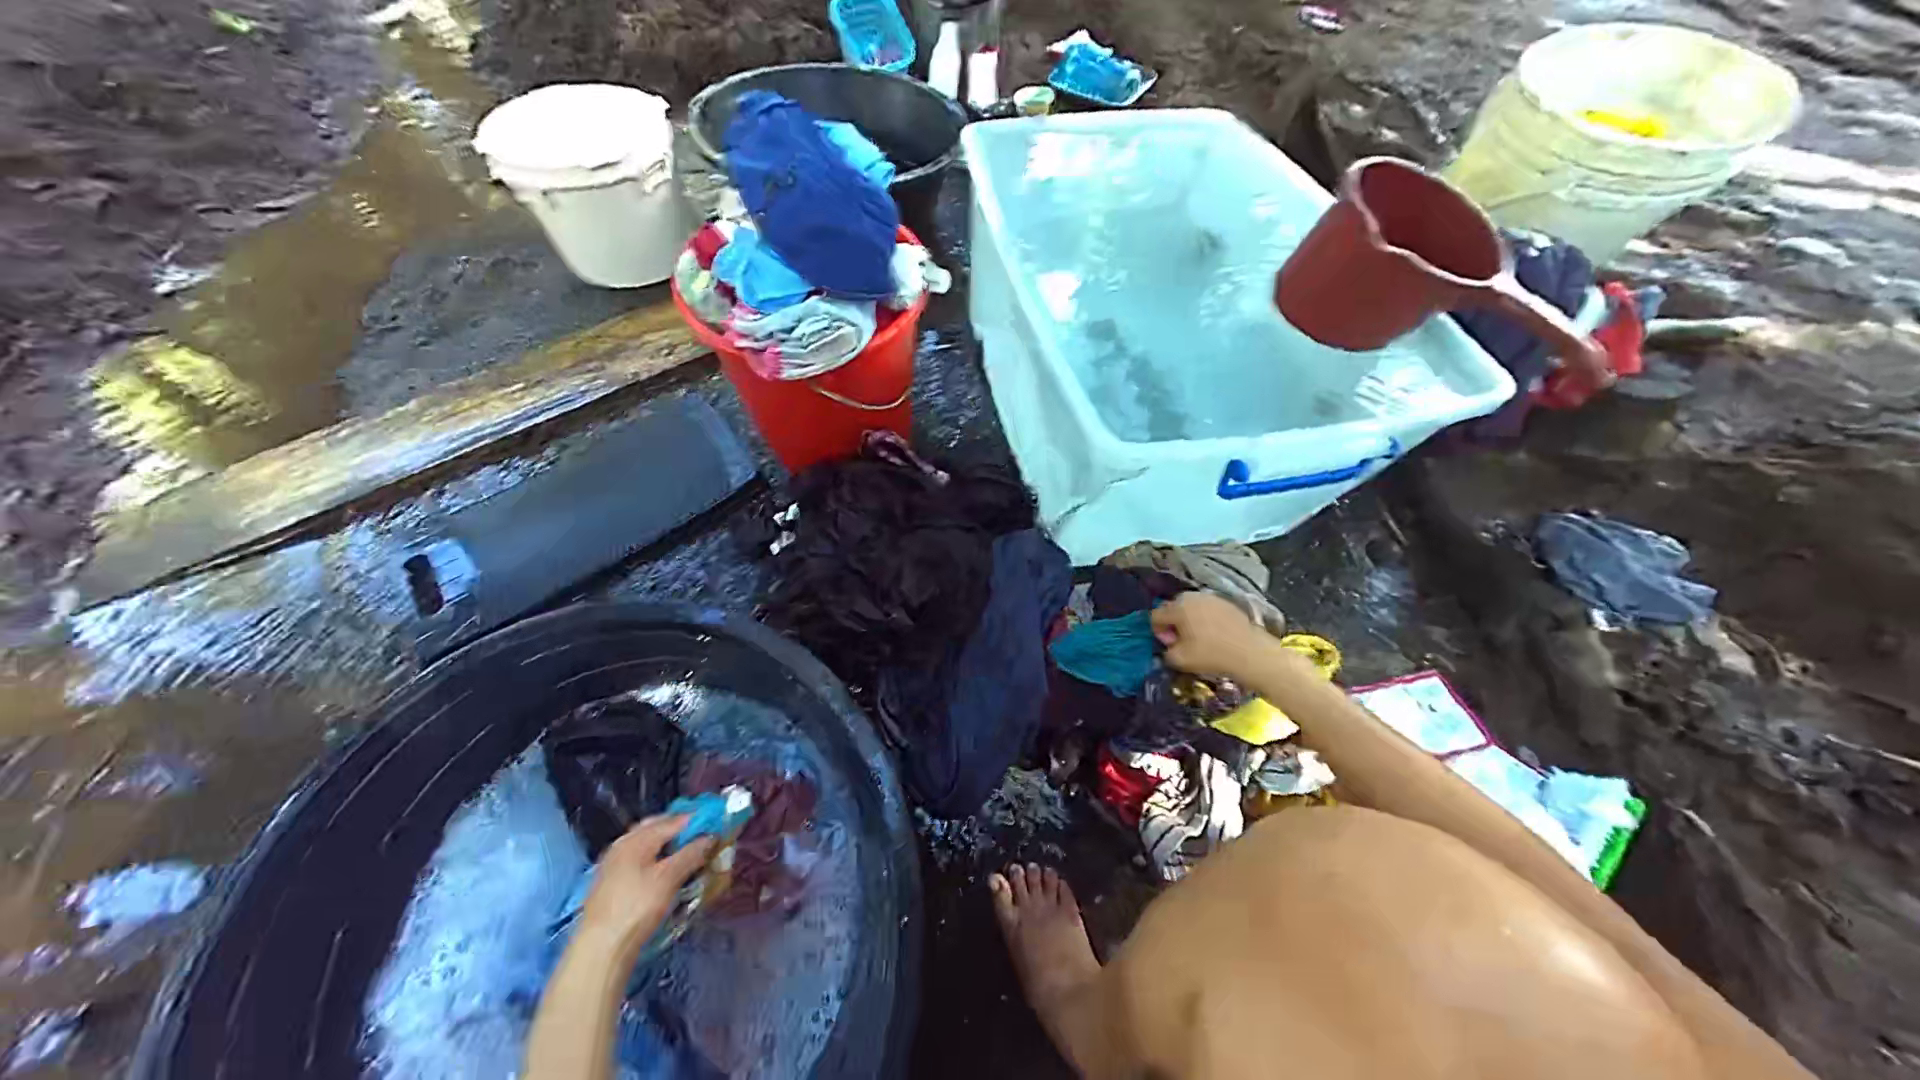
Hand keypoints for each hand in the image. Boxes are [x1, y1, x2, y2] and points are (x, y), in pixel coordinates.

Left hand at [579, 815, 719, 949]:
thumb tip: (710, 836)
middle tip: (703, 840)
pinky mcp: (610, 883)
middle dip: (681, 831)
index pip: (675, 820)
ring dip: (669, 846)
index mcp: (637, 838)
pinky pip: (639, 860)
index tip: (718, 827)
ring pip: (647, 845)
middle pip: (658, 828)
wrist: (600, 949)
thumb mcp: (669, 878)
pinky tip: (665, 872)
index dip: (698, 821)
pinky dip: (656, 860)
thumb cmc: (637, 908)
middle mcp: (623, 844)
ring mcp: (613, 864)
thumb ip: (692, 853)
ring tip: (687, 856)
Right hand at [1150, 592, 1275, 679]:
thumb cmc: (1211, 655)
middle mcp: (1192, 597)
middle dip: (1173, 623)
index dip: (1158, 631)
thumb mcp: (1179, 660)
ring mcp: (1212, 597)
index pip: (1155, 616)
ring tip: (1199, 638)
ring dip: (1190, 620)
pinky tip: (1215, 634)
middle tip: (1182, 641)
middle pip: (1173, 608)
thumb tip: (1169, 645)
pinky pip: (1208, 609)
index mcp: (1177, 607)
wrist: (1250, 653)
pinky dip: (1206, 619)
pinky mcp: (1227, 603)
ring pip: (1192, 607)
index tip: (1169, 645)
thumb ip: (1166, 651)